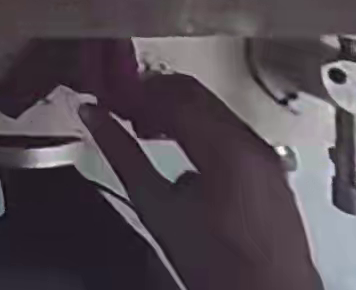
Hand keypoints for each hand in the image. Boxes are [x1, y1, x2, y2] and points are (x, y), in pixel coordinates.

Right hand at [0, 41, 319, 289]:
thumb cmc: (214, 266)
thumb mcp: (159, 209)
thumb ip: (121, 152)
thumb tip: (89, 109)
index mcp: (223, 145)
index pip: (171, 92)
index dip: (135, 88)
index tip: (105, 93)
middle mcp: (248, 140)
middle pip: (190, 93)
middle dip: (150, 94)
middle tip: (117, 108)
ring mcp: (263, 156)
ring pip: (206, 108)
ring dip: (170, 109)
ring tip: (138, 126)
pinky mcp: (267, 171)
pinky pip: (221, 128)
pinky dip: (191, 126)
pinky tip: (171, 147)